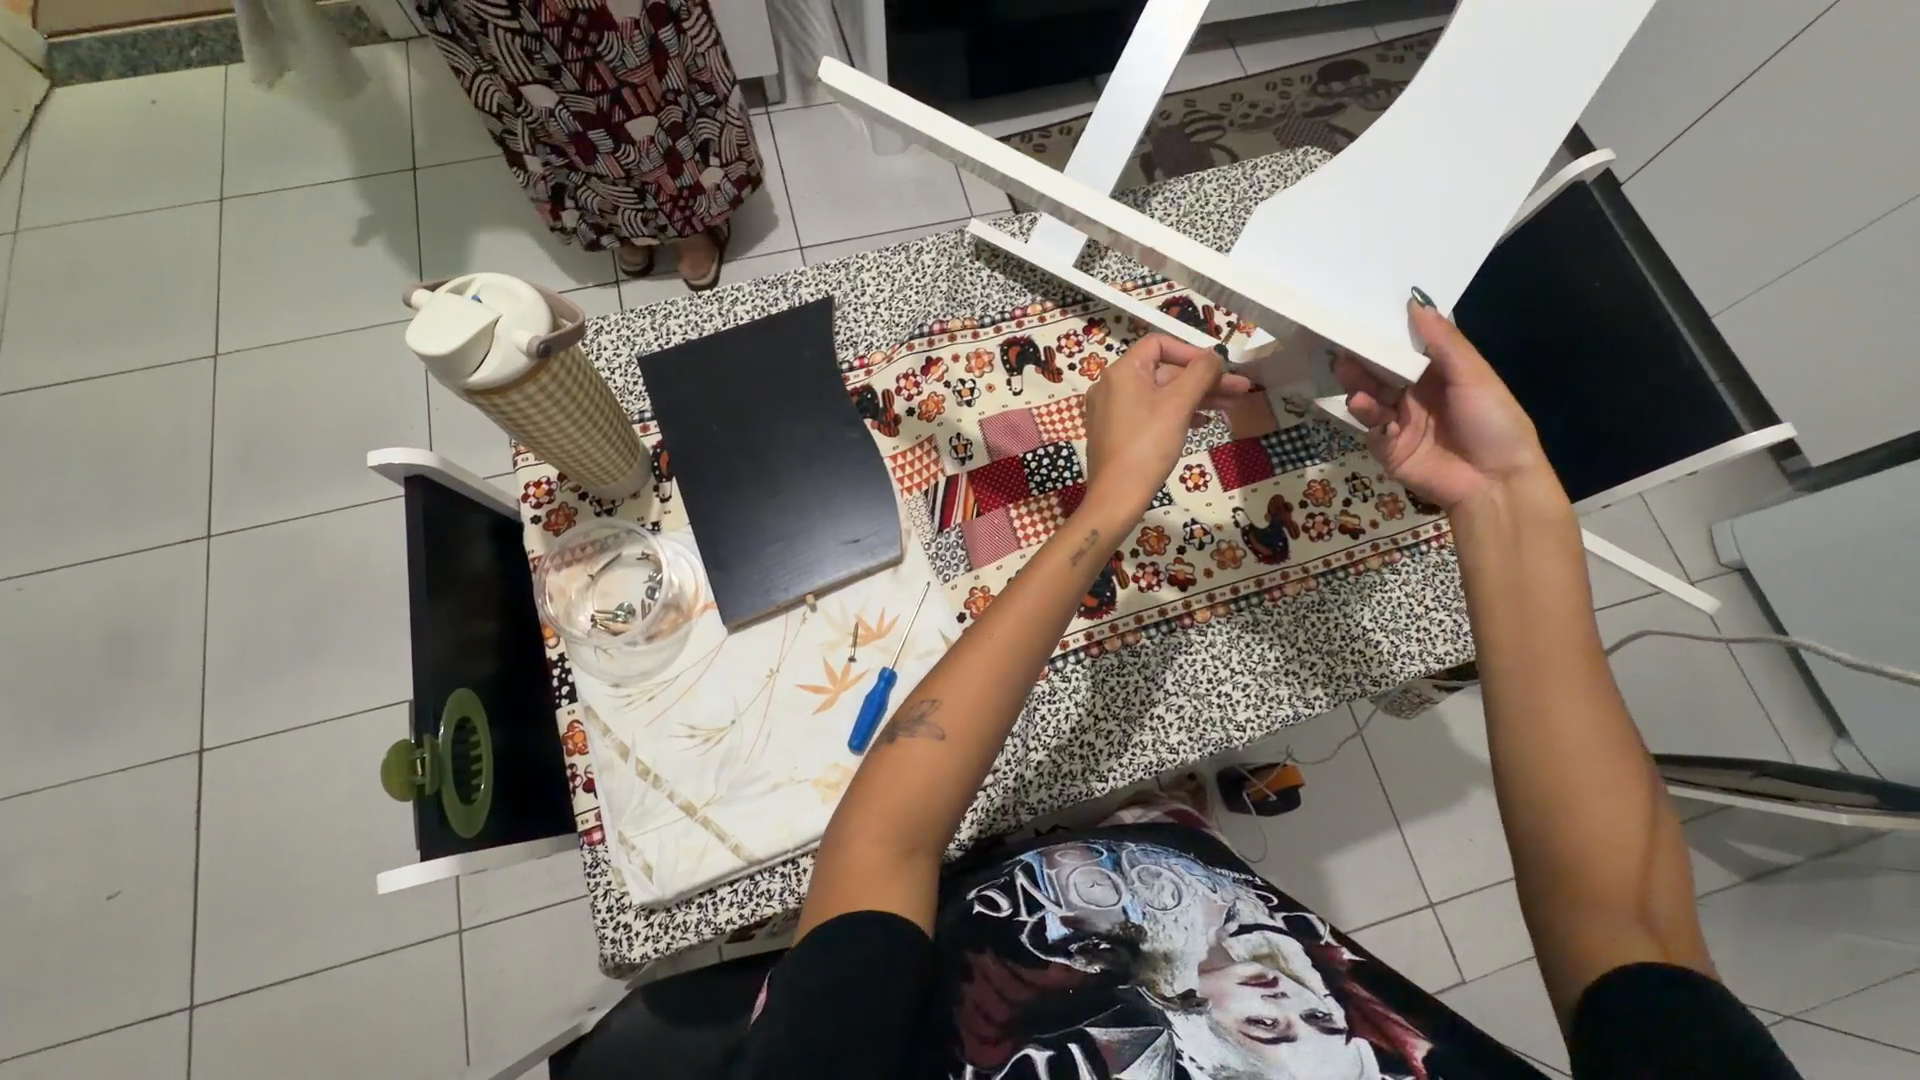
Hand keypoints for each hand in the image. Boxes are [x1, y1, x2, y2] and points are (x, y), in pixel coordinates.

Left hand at [1083, 334, 1252, 514]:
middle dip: (1203, 380)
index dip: (1192, 352)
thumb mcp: (1179, 404)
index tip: (1218, 368)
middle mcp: (1111, 386)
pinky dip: (1175, 414)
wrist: (1117, 495)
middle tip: (1239, 390)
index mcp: (1121, 371)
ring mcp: (1111, 410)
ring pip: (1160, 395)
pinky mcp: (1115, 432)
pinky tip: (1201, 423)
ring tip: (1230, 406)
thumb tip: (1215, 356)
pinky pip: (1149, 413)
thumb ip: (1201, 373)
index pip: (1159, 344)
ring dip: (1195, 398)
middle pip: (1164, 372)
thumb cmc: (1148, 445)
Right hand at [1334, 296, 1552, 512]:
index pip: (1406, 351)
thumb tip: (1416, 302)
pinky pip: (1372, 430)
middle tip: (1341, 348)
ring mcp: (1401, 424)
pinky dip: (1367, 418)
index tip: (1362, 317)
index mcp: (1440, 376)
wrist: (1495, 482)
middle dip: (1362, 363)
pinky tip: (1363, 407)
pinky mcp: (1389, 449)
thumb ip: (1443, 342)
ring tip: (1347, 378)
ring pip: (1372, 401)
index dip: (1386, 336)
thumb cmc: (1493, 422)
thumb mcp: (1474, 376)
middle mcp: (1417, 397)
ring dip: (1359, 389)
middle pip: (1382, 375)